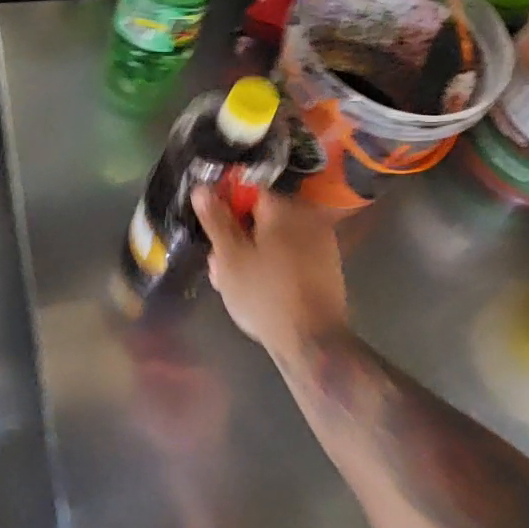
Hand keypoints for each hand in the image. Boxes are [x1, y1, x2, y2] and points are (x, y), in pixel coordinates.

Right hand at [192, 187, 347, 357]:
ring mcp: (321, 242)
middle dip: (237, 237)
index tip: (211, 232)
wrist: (311, 339)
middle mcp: (307, 217)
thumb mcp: (229, 257)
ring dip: (252, 253)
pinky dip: (273, 265)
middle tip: (218, 266)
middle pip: (262, 217)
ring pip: (275, 239)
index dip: (225, 208)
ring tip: (232, 283)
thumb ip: (216, 220)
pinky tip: (259, 289)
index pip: (248, 191)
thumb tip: (202, 188)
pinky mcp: (326, 266)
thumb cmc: (264, 294)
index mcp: (283, 208)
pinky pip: (291, 255)